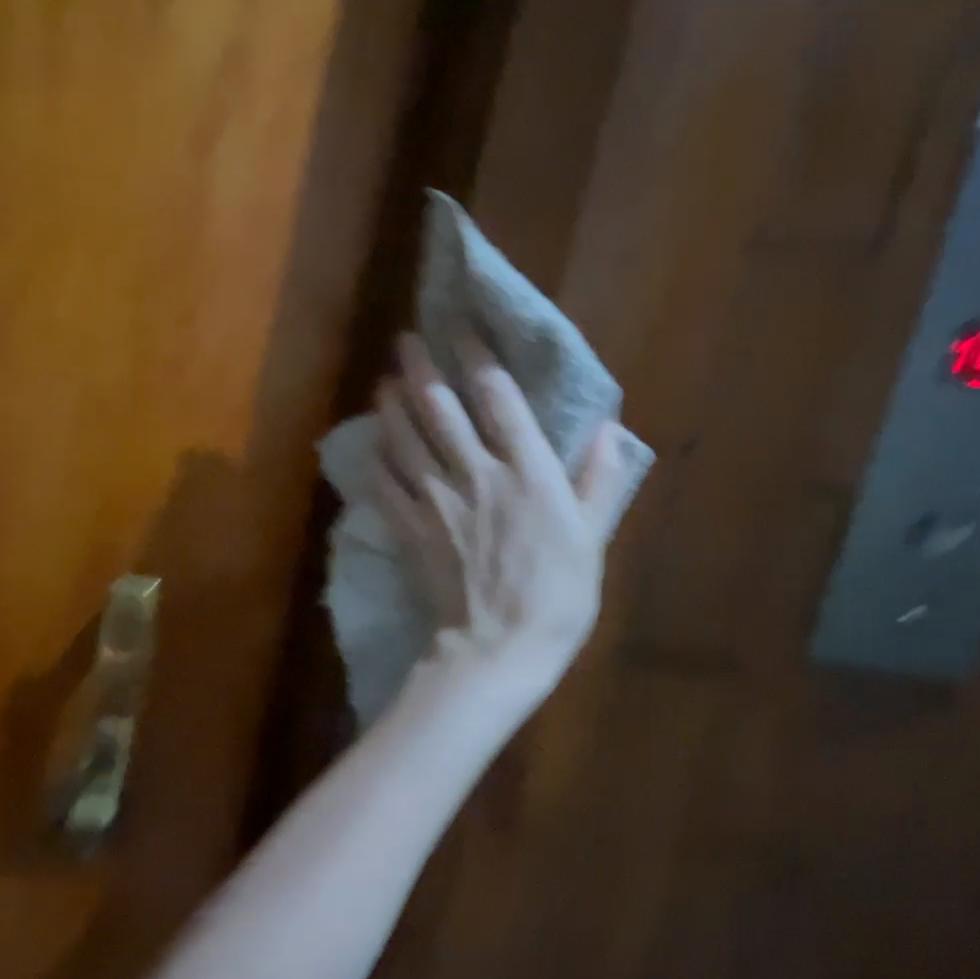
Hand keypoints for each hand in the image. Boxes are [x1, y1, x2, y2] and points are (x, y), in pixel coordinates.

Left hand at [373, 332, 632, 703]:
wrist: (498, 648)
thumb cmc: (557, 599)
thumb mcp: (591, 540)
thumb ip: (598, 483)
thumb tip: (608, 430)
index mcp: (528, 471)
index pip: (497, 399)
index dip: (478, 358)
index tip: (463, 330)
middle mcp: (477, 474)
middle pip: (440, 409)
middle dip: (421, 369)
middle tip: (406, 341)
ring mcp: (437, 501)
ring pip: (406, 439)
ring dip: (392, 406)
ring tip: (383, 383)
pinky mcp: (410, 529)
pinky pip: (386, 486)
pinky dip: (377, 461)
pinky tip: (371, 447)